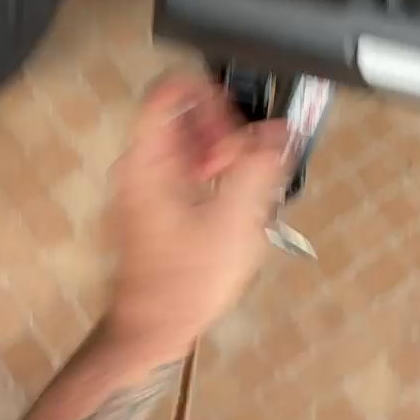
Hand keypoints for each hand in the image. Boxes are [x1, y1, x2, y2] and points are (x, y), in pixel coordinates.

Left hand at [102, 73, 289, 361]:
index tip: (237, 121)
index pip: (170, 92)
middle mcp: (138, 169)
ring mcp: (144, 190)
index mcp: (148, 161)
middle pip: (183, 119)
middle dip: (223, 134)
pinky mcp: (154, 211)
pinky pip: (186, 176)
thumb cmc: (183, 283)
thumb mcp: (235, 219)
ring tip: (245, 191)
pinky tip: (234, 211)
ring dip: (223, 159)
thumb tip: (281, 131)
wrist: (156, 327)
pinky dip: (213, 181)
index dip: (209, 95)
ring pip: (188, 148)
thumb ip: (260, 165)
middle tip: (245, 163)